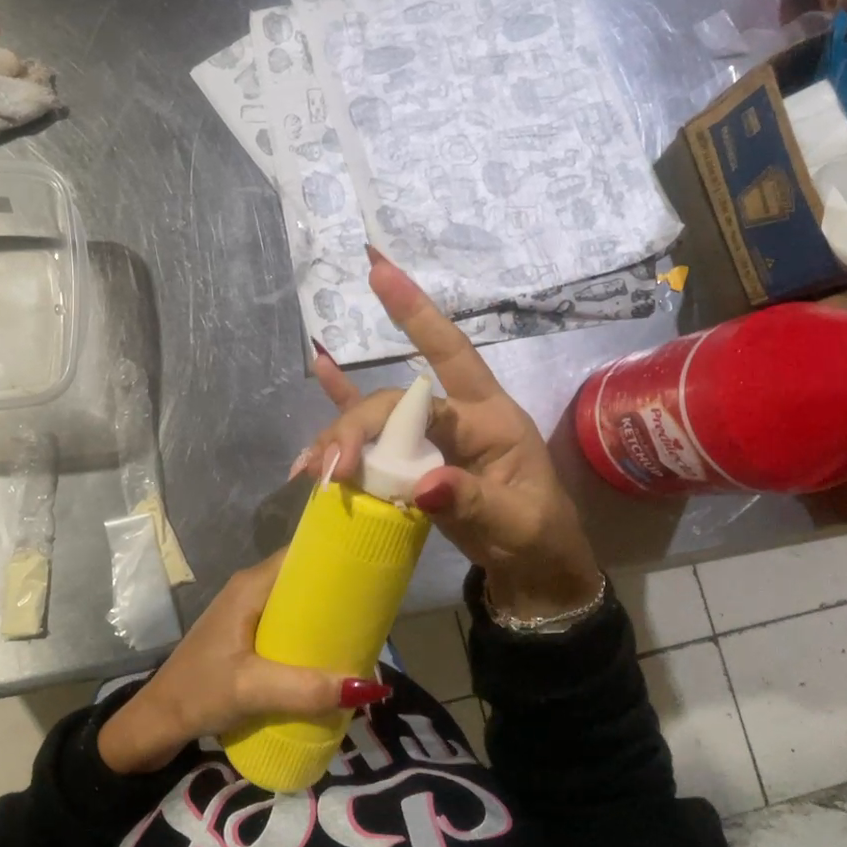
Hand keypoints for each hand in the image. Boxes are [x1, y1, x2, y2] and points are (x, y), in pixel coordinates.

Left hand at [98, 551, 389, 774]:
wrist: (156, 722)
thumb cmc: (199, 693)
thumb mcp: (252, 689)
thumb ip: (306, 689)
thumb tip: (371, 686)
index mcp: (250, 587)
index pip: (302, 555)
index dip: (338, 558)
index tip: (378, 573)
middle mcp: (250, 592)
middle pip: (304, 582)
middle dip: (340, 597)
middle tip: (380, 619)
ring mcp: (246, 616)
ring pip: (297, 608)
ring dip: (326, 623)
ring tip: (366, 642)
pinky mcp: (245, 641)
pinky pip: (287, 629)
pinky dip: (310, 641)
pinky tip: (331, 664)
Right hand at [297, 248, 600, 620]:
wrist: (533, 573)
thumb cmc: (536, 541)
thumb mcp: (518, 525)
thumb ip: (474, 502)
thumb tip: (424, 484)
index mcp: (492, 419)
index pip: (447, 364)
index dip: (415, 317)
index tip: (380, 274)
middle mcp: (458, 417)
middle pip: (394, 403)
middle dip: (356, 427)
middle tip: (329, 470)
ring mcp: (432, 436)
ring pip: (375, 416)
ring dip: (340, 432)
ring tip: (310, 465)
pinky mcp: (413, 458)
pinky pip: (373, 425)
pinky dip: (344, 404)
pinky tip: (320, 373)